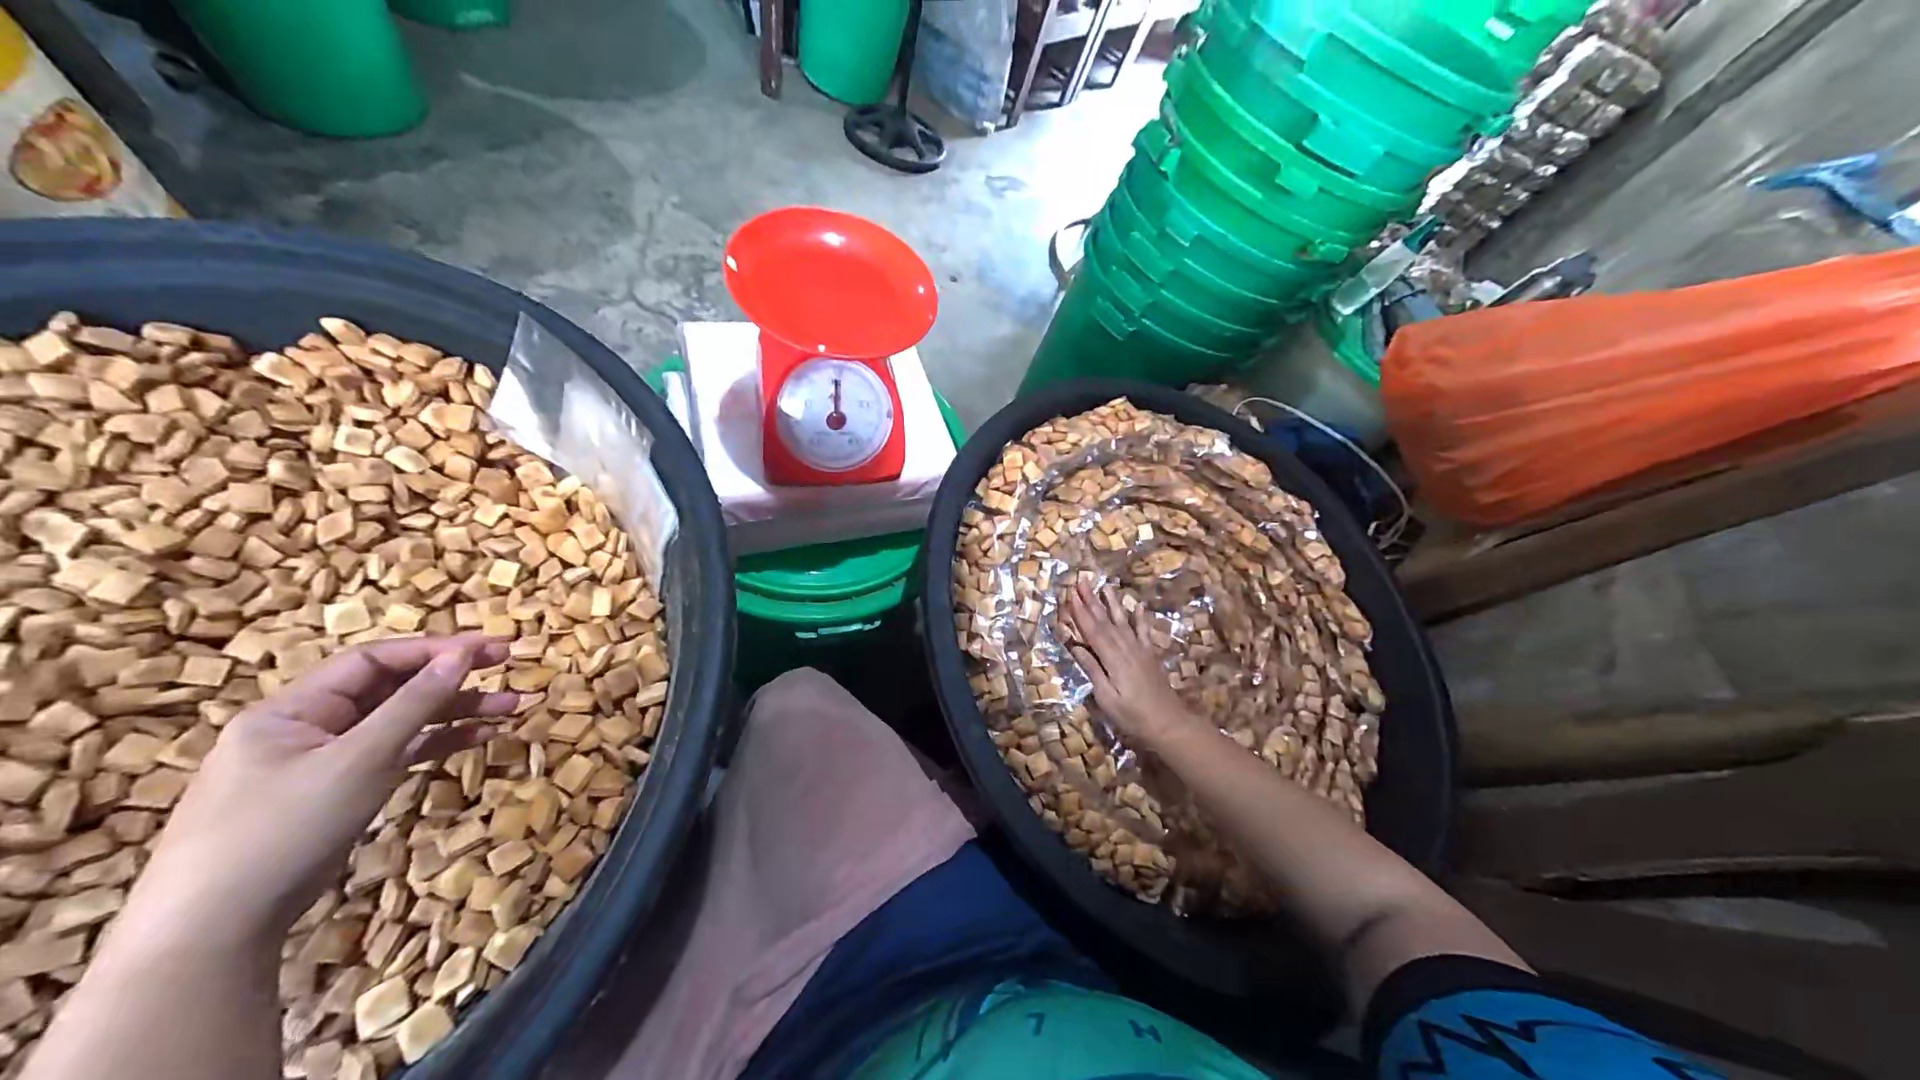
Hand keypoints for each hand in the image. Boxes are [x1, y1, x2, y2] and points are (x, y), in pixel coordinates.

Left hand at [122, 635, 518, 946]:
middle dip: (453, 679)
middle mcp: (305, 728)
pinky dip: (435, 744)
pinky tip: (478, 738)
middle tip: (509, 667)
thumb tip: (462, 655)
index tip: (492, 648)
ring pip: (398, 723)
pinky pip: (393, 755)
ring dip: (454, 713)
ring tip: (511, 709)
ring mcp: (321, 764)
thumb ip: (414, 704)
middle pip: (390, 689)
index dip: (435, 649)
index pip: (374, 661)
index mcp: (291, 709)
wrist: (214, 934)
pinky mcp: (337, 795)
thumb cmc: (283, 830)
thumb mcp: (358, 760)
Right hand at [1062, 582, 1204, 746]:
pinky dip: (1139, 618)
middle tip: (1082, 582)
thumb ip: (1092, 669)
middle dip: (1092, 601)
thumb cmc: (1132, 716)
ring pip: (1123, 621)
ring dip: (1113, 603)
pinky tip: (1137, 606)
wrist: (1169, 723)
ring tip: (1105, 586)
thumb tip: (1075, 646)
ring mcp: (1140, 650)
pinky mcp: (1150, 655)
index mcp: (1113, 659)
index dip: (1081, 612)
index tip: (1071, 593)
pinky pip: (1143, 631)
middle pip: (1106, 621)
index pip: (1093, 630)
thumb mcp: (1106, 697)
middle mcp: (1126, 649)